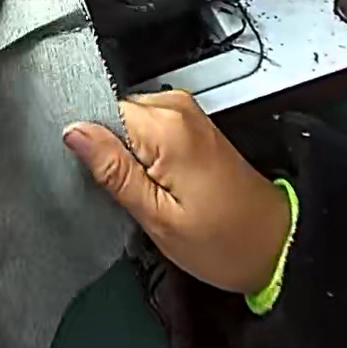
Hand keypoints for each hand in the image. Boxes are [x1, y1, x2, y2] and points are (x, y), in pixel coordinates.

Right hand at [63, 90, 290, 295]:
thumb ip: (113, 170)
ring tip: (142, 190)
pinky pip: (145, 127)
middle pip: (113, 114)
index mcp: (166, 125)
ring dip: (124, 153)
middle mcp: (176, 106)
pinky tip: (152, 181)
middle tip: (121, 192)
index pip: (100, 110)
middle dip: (106, 150)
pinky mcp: (188, 122)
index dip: (88, 143)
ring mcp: (184, 111)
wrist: (272, 241)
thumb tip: (74, 133)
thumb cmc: (224, 238)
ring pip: (127, 121)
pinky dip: (140, 152)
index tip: (92, 173)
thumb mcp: (158, 216)